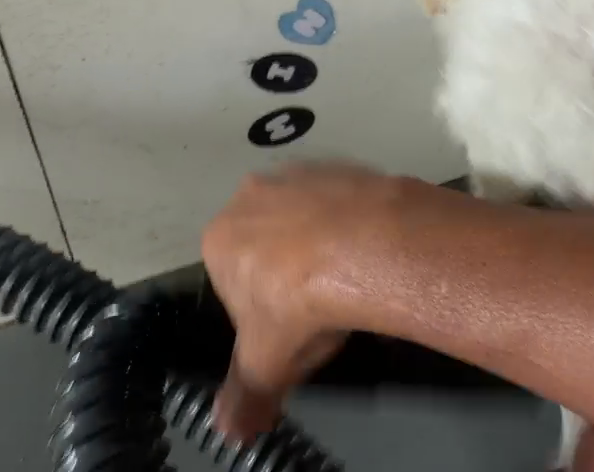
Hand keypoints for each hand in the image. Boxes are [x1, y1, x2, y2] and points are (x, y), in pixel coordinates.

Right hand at [200, 161, 408, 438]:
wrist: (365, 246)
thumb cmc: (299, 304)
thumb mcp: (264, 365)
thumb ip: (243, 398)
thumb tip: (233, 429)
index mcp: (220, 237)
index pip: (232, 278)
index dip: (260, 306)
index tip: (288, 324)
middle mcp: (255, 194)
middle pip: (270, 242)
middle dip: (290, 271)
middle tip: (319, 304)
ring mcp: (303, 173)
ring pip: (310, 217)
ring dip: (324, 243)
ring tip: (351, 282)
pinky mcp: (347, 165)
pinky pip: (347, 201)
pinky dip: (357, 223)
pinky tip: (372, 254)